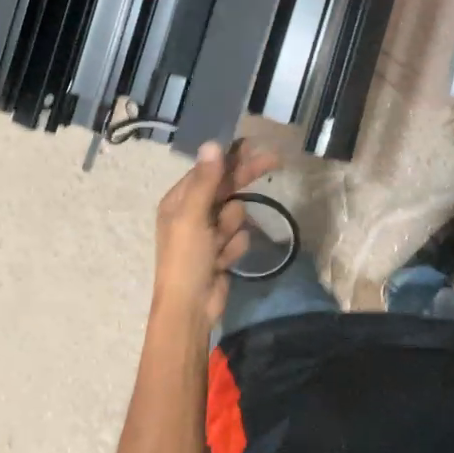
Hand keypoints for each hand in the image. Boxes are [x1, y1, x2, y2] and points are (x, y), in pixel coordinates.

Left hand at [153, 141, 280, 321]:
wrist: (191, 308)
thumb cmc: (186, 259)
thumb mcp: (193, 216)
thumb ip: (205, 181)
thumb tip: (212, 144)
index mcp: (178, 201)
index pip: (208, 170)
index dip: (231, 158)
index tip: (254, 146)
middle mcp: (191, 213)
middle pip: (225, 188)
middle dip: (244, 179)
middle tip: (275, 161)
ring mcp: (207, 233)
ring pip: (235, 214)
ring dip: (232, 228)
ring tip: (218, 246)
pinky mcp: (221, 252)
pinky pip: (239, 237)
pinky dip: (233, 249)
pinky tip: (222, 262)